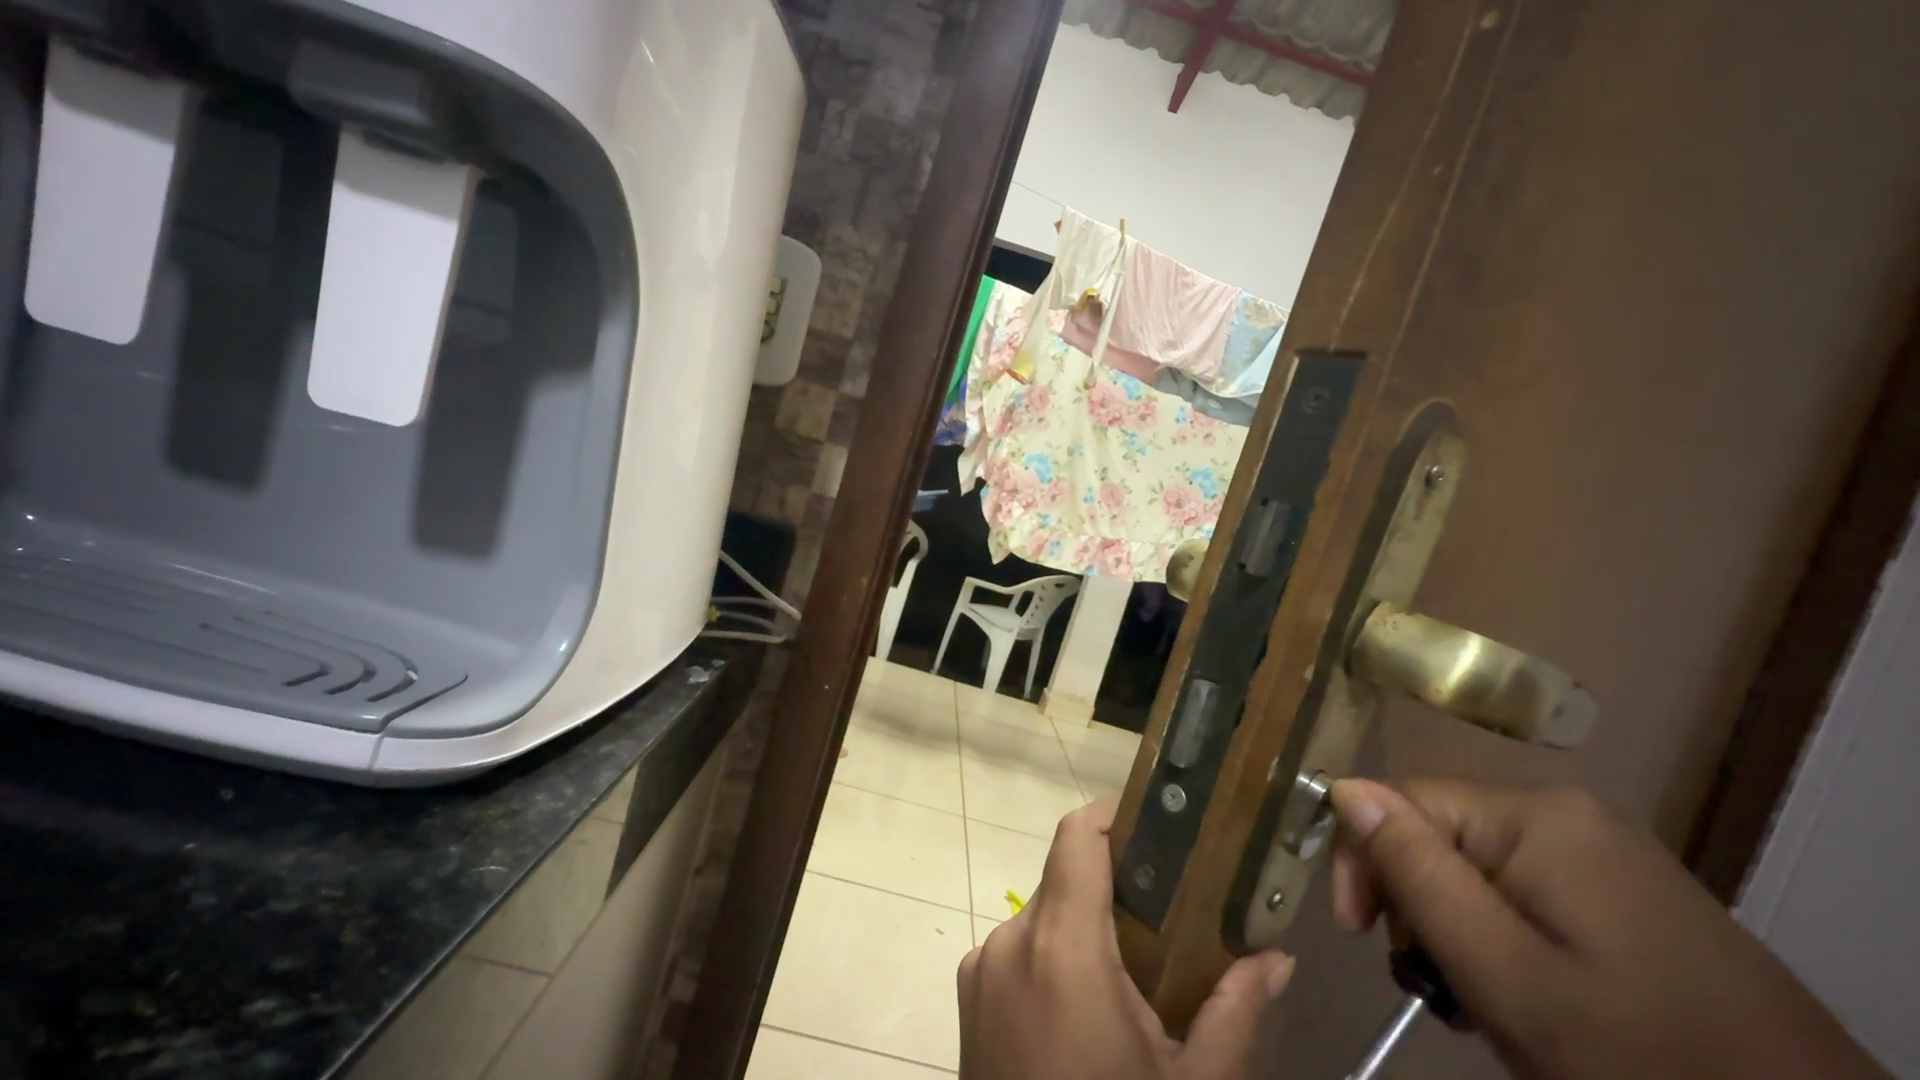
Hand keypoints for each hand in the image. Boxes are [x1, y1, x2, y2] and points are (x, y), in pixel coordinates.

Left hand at [957, 797, 1292, 1078]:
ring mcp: (979, 973)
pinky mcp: (966, 1003)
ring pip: (1042, 921)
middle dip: (1114, 889)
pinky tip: (1088, 1013)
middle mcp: (1009, 942)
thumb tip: (1276, 957)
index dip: (1113, 815)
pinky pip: (1018, 956)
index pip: (1075, 837)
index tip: (1156, 822)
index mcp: (1061, 947)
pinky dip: (1054, 961)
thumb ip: (1236, 1009)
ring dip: (1085, 932)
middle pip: (1065, 881)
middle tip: (1169, 915)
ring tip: (1134, 976)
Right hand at [1329, 779, 1889, 1079]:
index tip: (1359, 937)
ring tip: (1474, 1002)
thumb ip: (1417, 873)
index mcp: (1534, 815)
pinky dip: (1500, 936)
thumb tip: (1343, 786)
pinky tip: (1519, 992)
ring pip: (1476, 865)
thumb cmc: (1632, 1048)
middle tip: (1430, 986)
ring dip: (1453, 928)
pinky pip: (1524, 888)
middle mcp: (1565, 811)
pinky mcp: (1622, 888)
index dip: (1361, 860)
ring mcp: (1601, 848)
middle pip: (1439, 833)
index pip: (1401, 799)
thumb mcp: (1503, 972)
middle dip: (1414, 904)